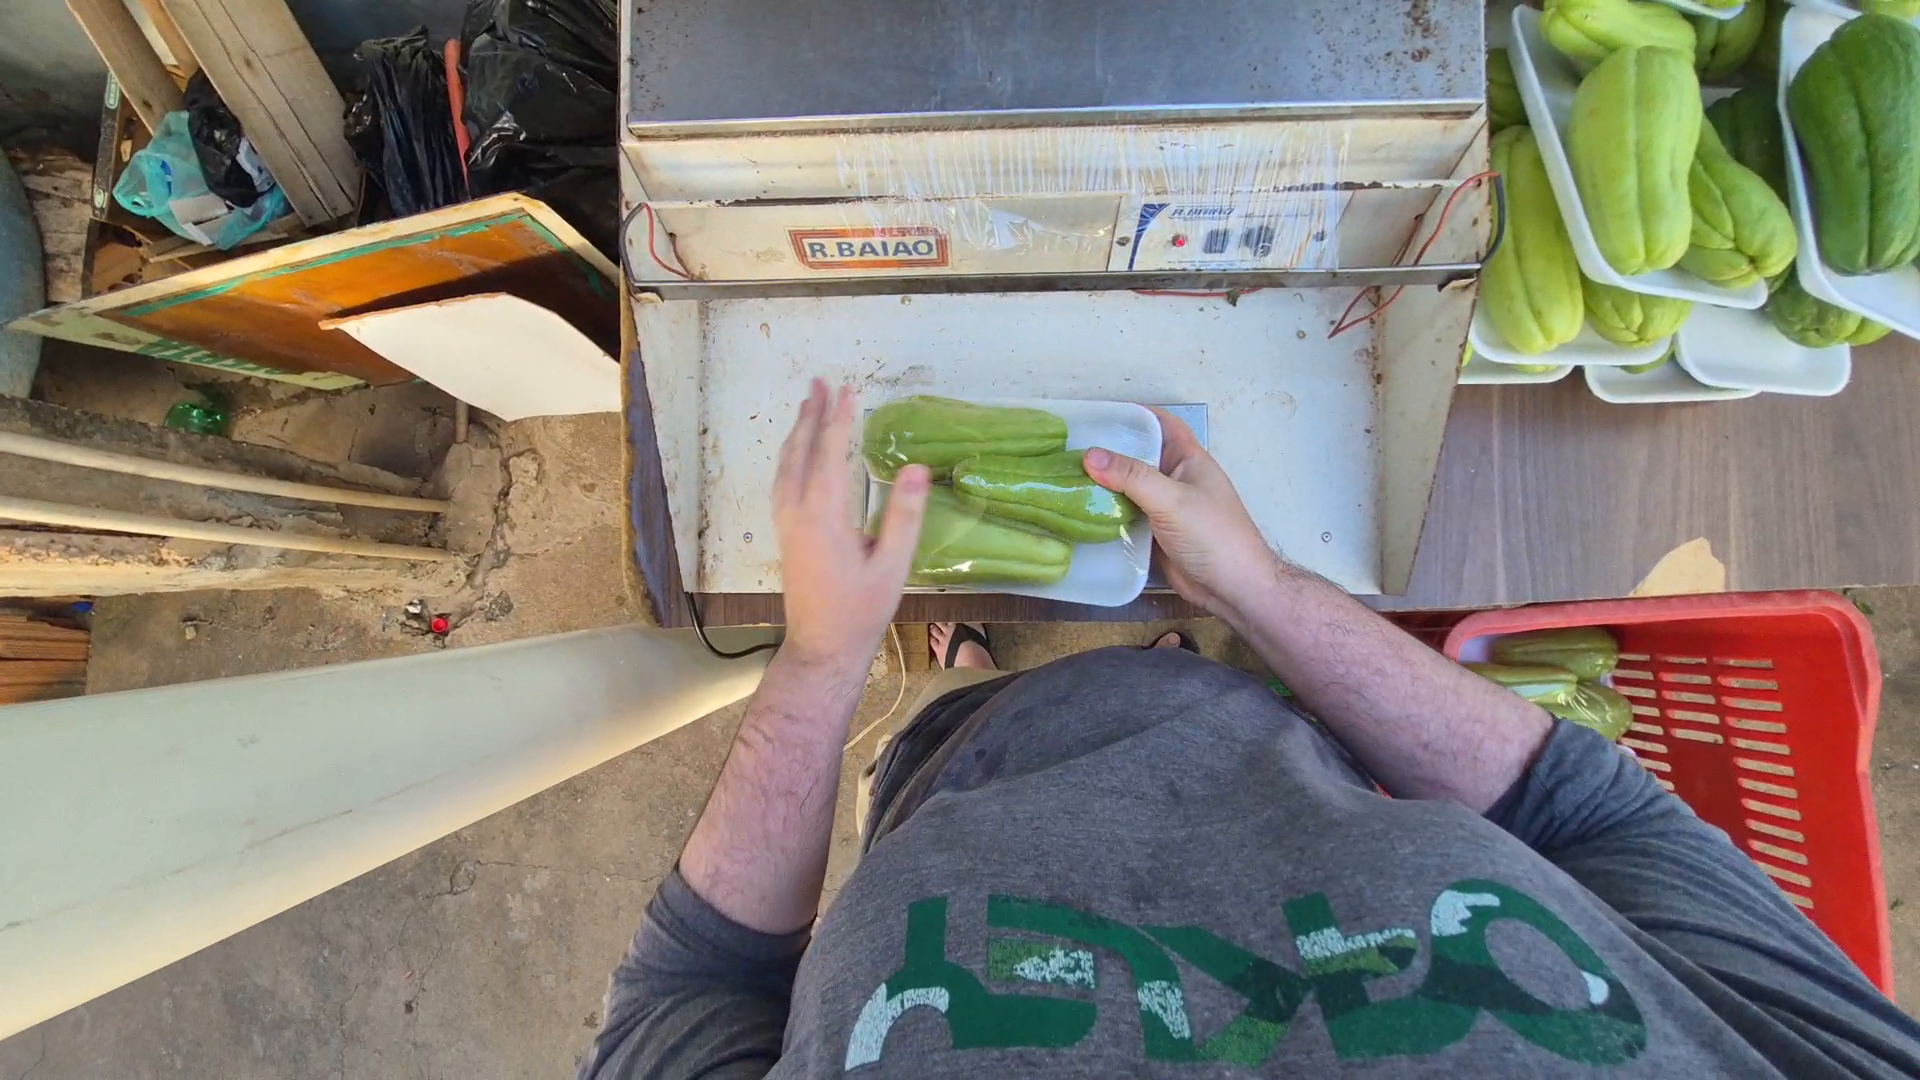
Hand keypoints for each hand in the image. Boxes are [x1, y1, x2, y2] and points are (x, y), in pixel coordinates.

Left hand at [773, 379, 929, 672]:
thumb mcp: (893, 565)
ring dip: (798, 432)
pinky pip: (782, 481)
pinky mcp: (784, 533)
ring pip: (786, 465)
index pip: (832, 453)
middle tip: (820, 382)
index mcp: (825, 515)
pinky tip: (796, 454)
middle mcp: (797, 511)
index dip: (842, 420)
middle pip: (802, 451)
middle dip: (812, 415)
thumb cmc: (862, 609)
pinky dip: (790, 456)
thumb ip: (904, 515)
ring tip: (807, 406)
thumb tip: (916, 468)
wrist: (822, 645)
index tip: (851, 390)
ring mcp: (786, 522)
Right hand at [1084, 409, 1282, 623]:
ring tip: (1065, 477)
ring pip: (1128, 489)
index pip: (1162, 424)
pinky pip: (1126, 516)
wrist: (1232, 589)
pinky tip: (1081, 512)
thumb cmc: (1213, 536)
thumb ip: (1131, 476)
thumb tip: (1089, 454)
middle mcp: (1175, 480)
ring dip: (1103, 485)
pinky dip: (1106, 513)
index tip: (1099, 414)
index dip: (1135, 414)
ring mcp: (1164, 508)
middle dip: (1108, 452)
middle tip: (1070, 448)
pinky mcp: (1154, 534)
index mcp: (1188, 460)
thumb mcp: (1171, 499)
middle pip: (1138, 457)